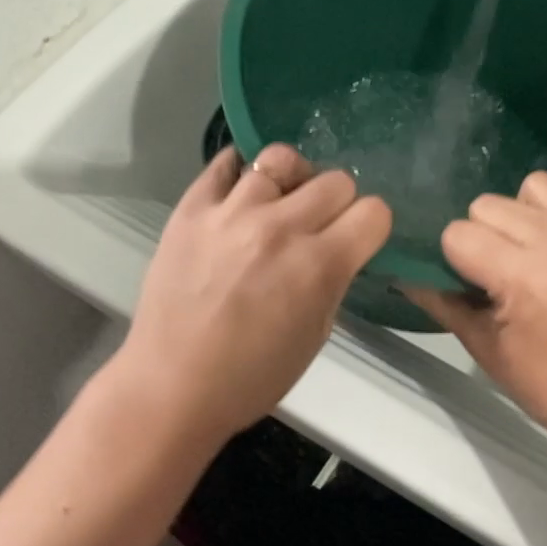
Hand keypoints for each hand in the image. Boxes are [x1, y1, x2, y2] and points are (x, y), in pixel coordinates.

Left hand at [118, 144, 391, 438]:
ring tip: (279, 203)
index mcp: (319, 265)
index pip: (373, 211)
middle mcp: (281, 228)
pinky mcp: (191, 209)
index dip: (371, 226)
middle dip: (338, 204)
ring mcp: (232, 213)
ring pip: (281, 159)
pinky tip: (243, 193)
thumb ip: (334, 280)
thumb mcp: (316, 335)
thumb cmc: (252, 376)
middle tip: (318, 228)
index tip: (357, 240)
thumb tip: (337, 249)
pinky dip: (240, 172)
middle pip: (336, 180)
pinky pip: (225, 164)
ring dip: (291, 181)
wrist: (173, 386)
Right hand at [403, 162, 546, 449]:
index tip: (474, 284)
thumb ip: (441, 301)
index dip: (458, 260)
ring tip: (541, 248)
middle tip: (506, 272)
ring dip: (529, 213)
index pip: (459, 234)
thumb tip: (402, 269)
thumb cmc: (544, 381)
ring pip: (537, 185)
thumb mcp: (482, 347)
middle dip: (487, 237)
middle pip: (490, 205)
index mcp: (522, 278)